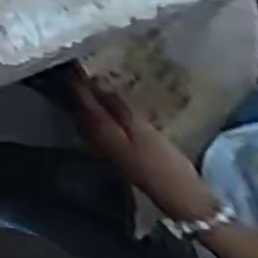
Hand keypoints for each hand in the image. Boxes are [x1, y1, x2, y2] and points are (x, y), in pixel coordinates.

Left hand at [68, 69, 219, 221]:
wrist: (181, 199)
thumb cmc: (163, 162)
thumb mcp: (141, 129)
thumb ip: (116, 104)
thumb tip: (95, 78)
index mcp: (94, 123)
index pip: (77, 91)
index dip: (77, 74)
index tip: (78, 58)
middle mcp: (89, 131)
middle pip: (77, 100)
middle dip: (79, 84)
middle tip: (86, 64)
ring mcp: (98, 141)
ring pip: (85, 111)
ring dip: (89, 96)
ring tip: (97, 79)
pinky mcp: (110, 148)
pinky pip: (96, 121)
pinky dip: (99, 110)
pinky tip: (109, 105)